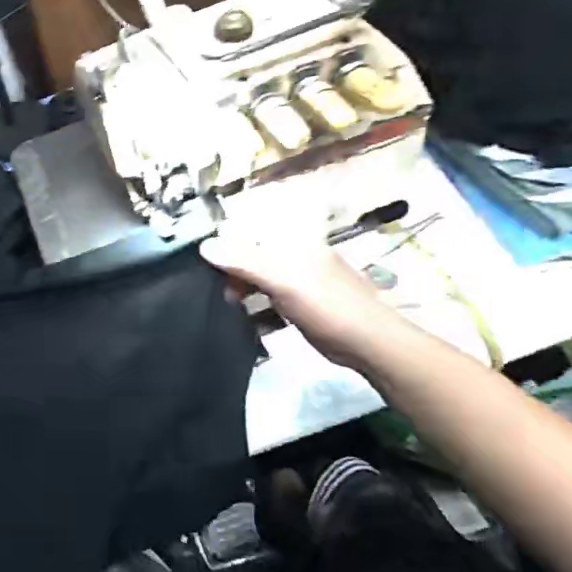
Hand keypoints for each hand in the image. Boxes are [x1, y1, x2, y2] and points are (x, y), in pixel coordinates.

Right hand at [200, 225, 386, 367]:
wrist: (369, 344)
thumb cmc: (327, 306)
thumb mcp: (282, 280)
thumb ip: (244, 261)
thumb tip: (204, 245)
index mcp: (293, 239)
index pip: (249, 227)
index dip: (224, 239)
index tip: (202, 260)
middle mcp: (294, 252)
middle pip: (251, 251)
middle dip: (230, 268)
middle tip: (215, 289)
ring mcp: (298, 277)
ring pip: (258, 275)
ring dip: (240, 287)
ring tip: (227, 305)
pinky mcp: (300, 301)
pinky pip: (268, 295)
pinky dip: (255, 304)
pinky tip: (246, 319)